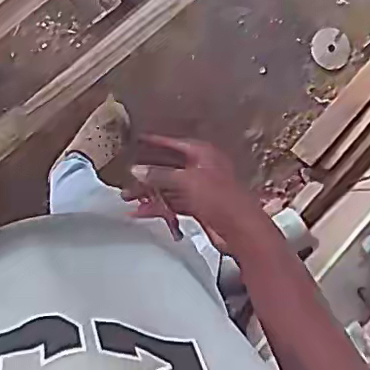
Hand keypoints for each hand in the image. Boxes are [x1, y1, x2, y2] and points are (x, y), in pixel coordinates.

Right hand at [120, 135, 275, 248]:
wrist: (242, 230)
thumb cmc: (222, 199)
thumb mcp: (187, 181)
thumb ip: (160, 174)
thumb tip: (137, 170)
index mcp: (203, 154)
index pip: (174, 143)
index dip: (156, 141)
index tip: (138, 139)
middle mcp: (202, 169)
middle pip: (169, 167)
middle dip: (148, 174)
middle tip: (128, 176)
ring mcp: (201, 189)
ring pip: (169, 187)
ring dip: (150, 193)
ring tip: (128, 198)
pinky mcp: (199, 208)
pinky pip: (173, 204)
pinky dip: (159, 207)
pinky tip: (142, 212)